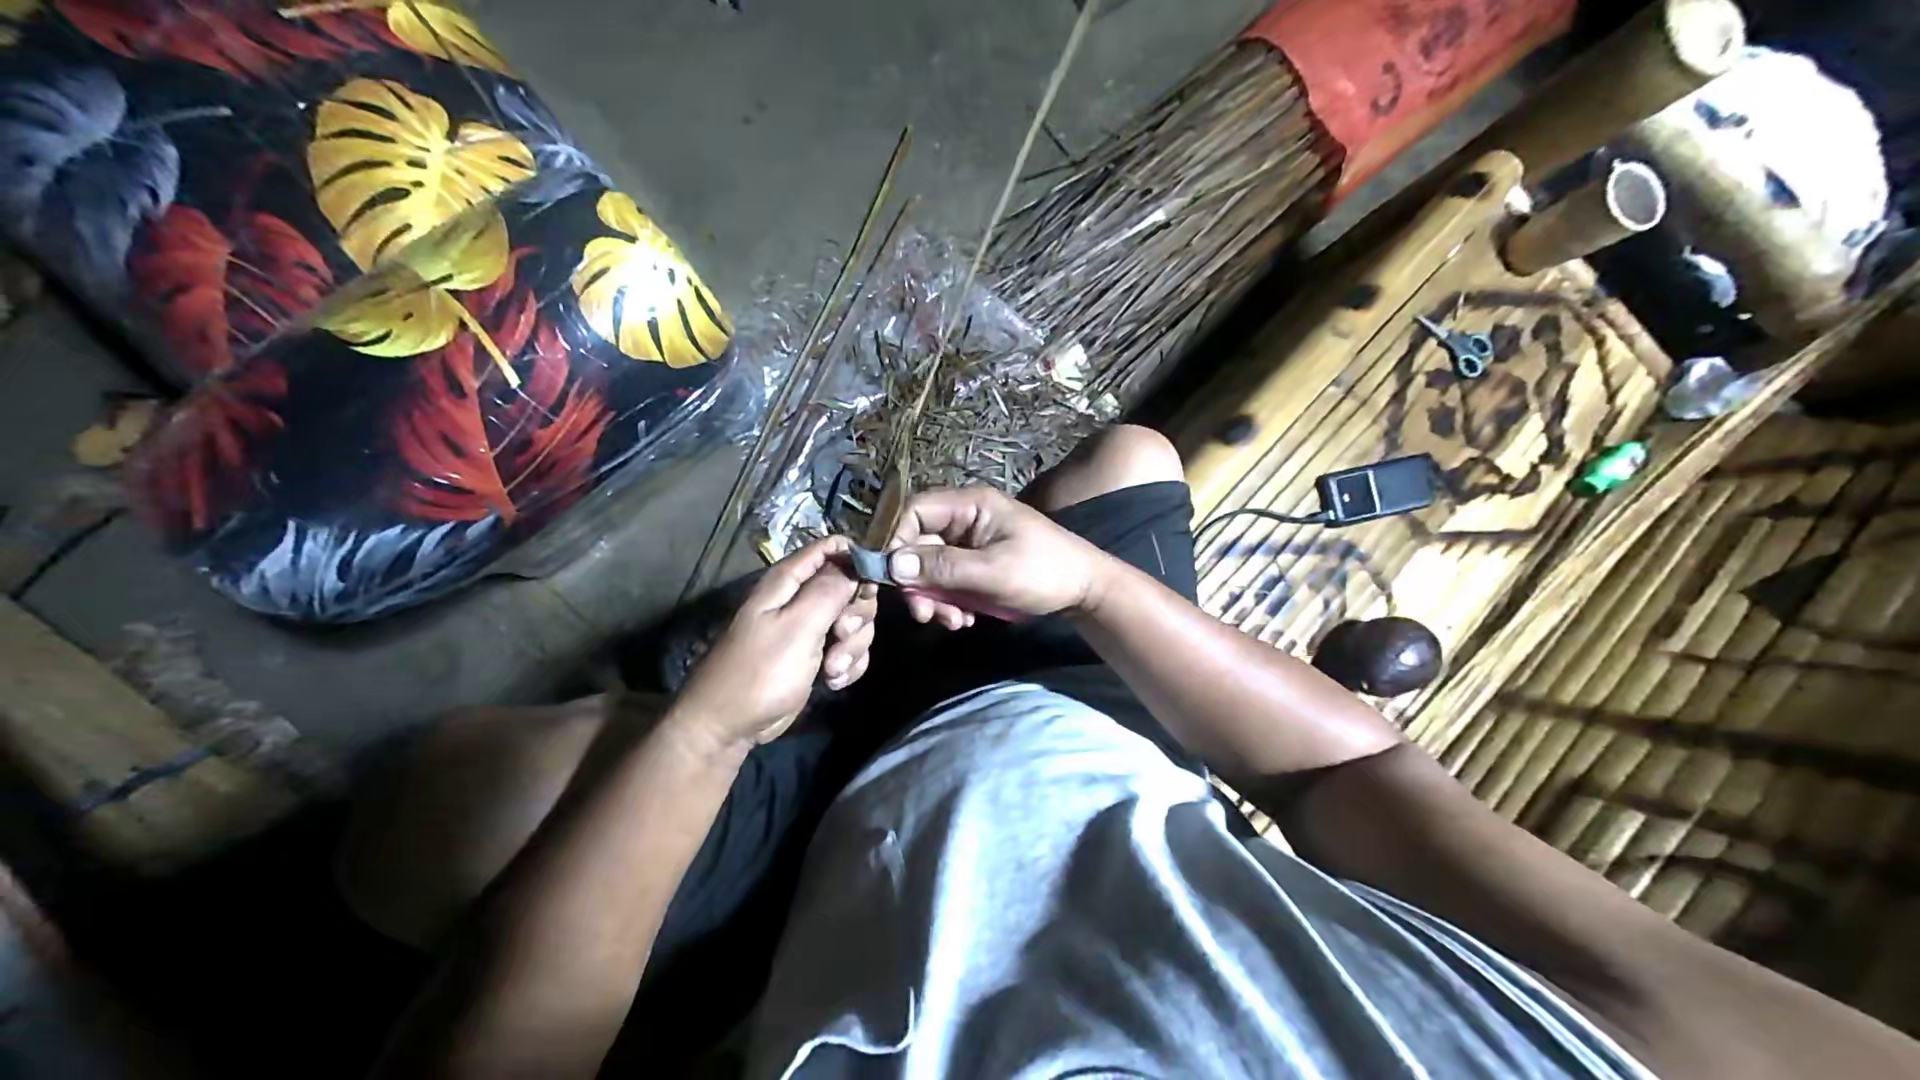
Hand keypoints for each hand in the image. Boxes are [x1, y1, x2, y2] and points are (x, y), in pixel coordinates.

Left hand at [674, 537, 873, 748]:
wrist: (730, 725)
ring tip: (832, 669)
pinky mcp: (817, 656)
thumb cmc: (760, 672)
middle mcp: (801, 598)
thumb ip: (829, 590)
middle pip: (852, 587)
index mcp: (789, 581)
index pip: (833, 548)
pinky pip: (849, 649)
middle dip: (857, 614)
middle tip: (841, 634)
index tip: (868, 587)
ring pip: (855, 622)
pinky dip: (848, 665)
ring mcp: (810, 629)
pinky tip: (833, 681)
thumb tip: (856, 562)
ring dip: (852, 647)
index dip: (858, 560)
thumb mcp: (798, 627)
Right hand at [885, 487, 1114, 625]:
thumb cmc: (1044, 572)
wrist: (1085, 591)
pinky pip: (946, 582)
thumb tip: (891, 565)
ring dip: (934, 598)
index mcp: (971, 505)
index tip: (892, 577)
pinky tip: (964, 620)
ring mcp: (969, 544)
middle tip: (925, 615)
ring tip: (953, 622)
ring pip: (929, 568)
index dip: (896, 541)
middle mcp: (965, 520)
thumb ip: (942, 568)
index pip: (914, 511)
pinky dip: (949, 603)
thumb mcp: (992, 572)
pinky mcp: (975, 566)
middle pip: (918, 544)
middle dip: (918, 582)